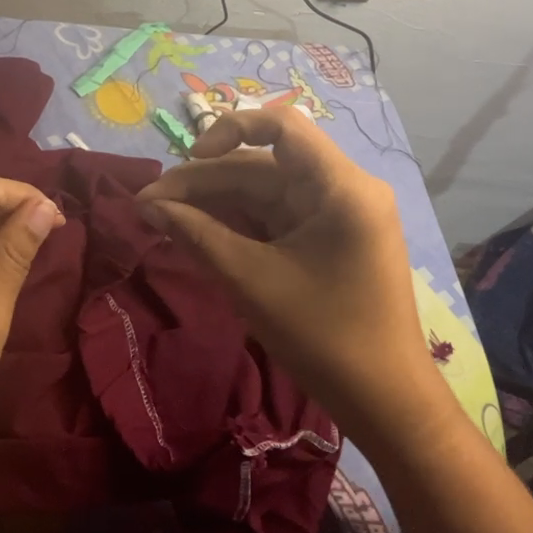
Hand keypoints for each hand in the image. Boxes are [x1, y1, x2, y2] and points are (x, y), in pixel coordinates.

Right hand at [135, 106, 436, 441]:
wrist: (386, 405)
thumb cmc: (324, 337)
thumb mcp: (250, 281)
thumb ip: (195, 234)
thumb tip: (146, 204)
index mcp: (341, 187)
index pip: (281, 126)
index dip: (229, 129)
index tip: (191, 159)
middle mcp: (343, 189)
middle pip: (261, 165)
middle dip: (204, 182)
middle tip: (150, 204)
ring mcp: (336, 216)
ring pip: (262, 192)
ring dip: (213, 204)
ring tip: (162, 219)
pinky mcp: (327, 240)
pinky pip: (273, 217)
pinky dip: (235, 223)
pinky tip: (195, 233)